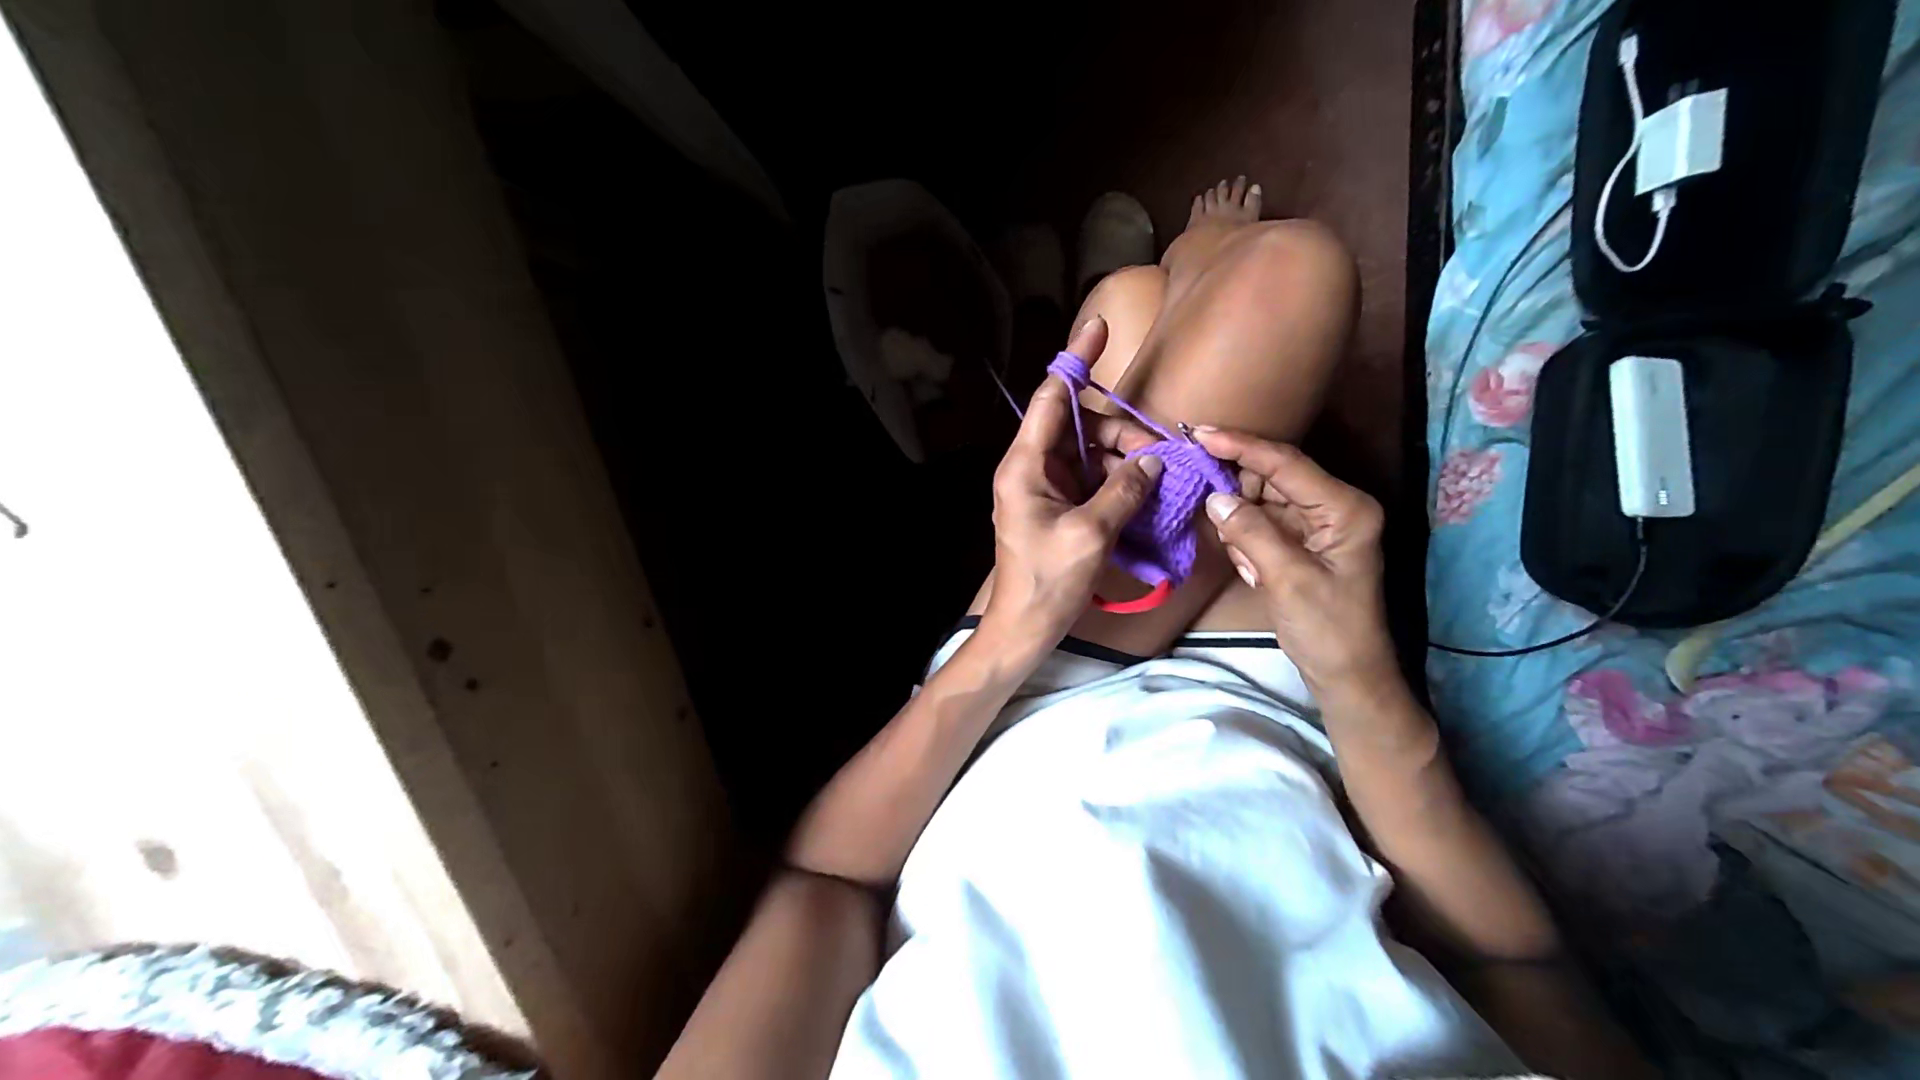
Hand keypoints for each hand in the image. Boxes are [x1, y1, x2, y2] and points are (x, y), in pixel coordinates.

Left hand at [984, 315, 1163, 654]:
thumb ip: (1123, 491)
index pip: (1049, 398)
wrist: (1024, 626)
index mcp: (1025, 466)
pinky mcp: (1060, 506)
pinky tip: (1144, 488)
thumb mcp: (1089, 534)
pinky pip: (1092, 476)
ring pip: (1089, 450)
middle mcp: (1033, 468)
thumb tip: (1153, 459)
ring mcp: (1046, 487)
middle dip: (1118, 429)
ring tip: (1157, 475)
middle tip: (1157, 452)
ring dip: (1123, 456)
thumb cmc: (1046, 582)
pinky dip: (1117, 477)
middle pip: (1078, 425)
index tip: (1098, 326)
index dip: (1074, 362)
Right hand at [1194, 428, 1397, 697]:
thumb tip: (1215, 499)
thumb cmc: (1328, 628)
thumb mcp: (1287, 579)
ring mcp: (1317, 524)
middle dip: (1235, 489)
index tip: (1199, 434)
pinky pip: (1261, 524)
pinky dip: (1245, 539)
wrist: (1346, 673)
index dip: (1240, 446)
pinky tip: (1250, 569)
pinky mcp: (1301, 542)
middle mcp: (1333, 507)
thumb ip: (1251, 533)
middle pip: (1271, 478)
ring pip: (1261, 501)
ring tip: (1244, 561)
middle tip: (1200, 495)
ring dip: (1240, 523)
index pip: (1285, 464)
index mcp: (1344, 508)